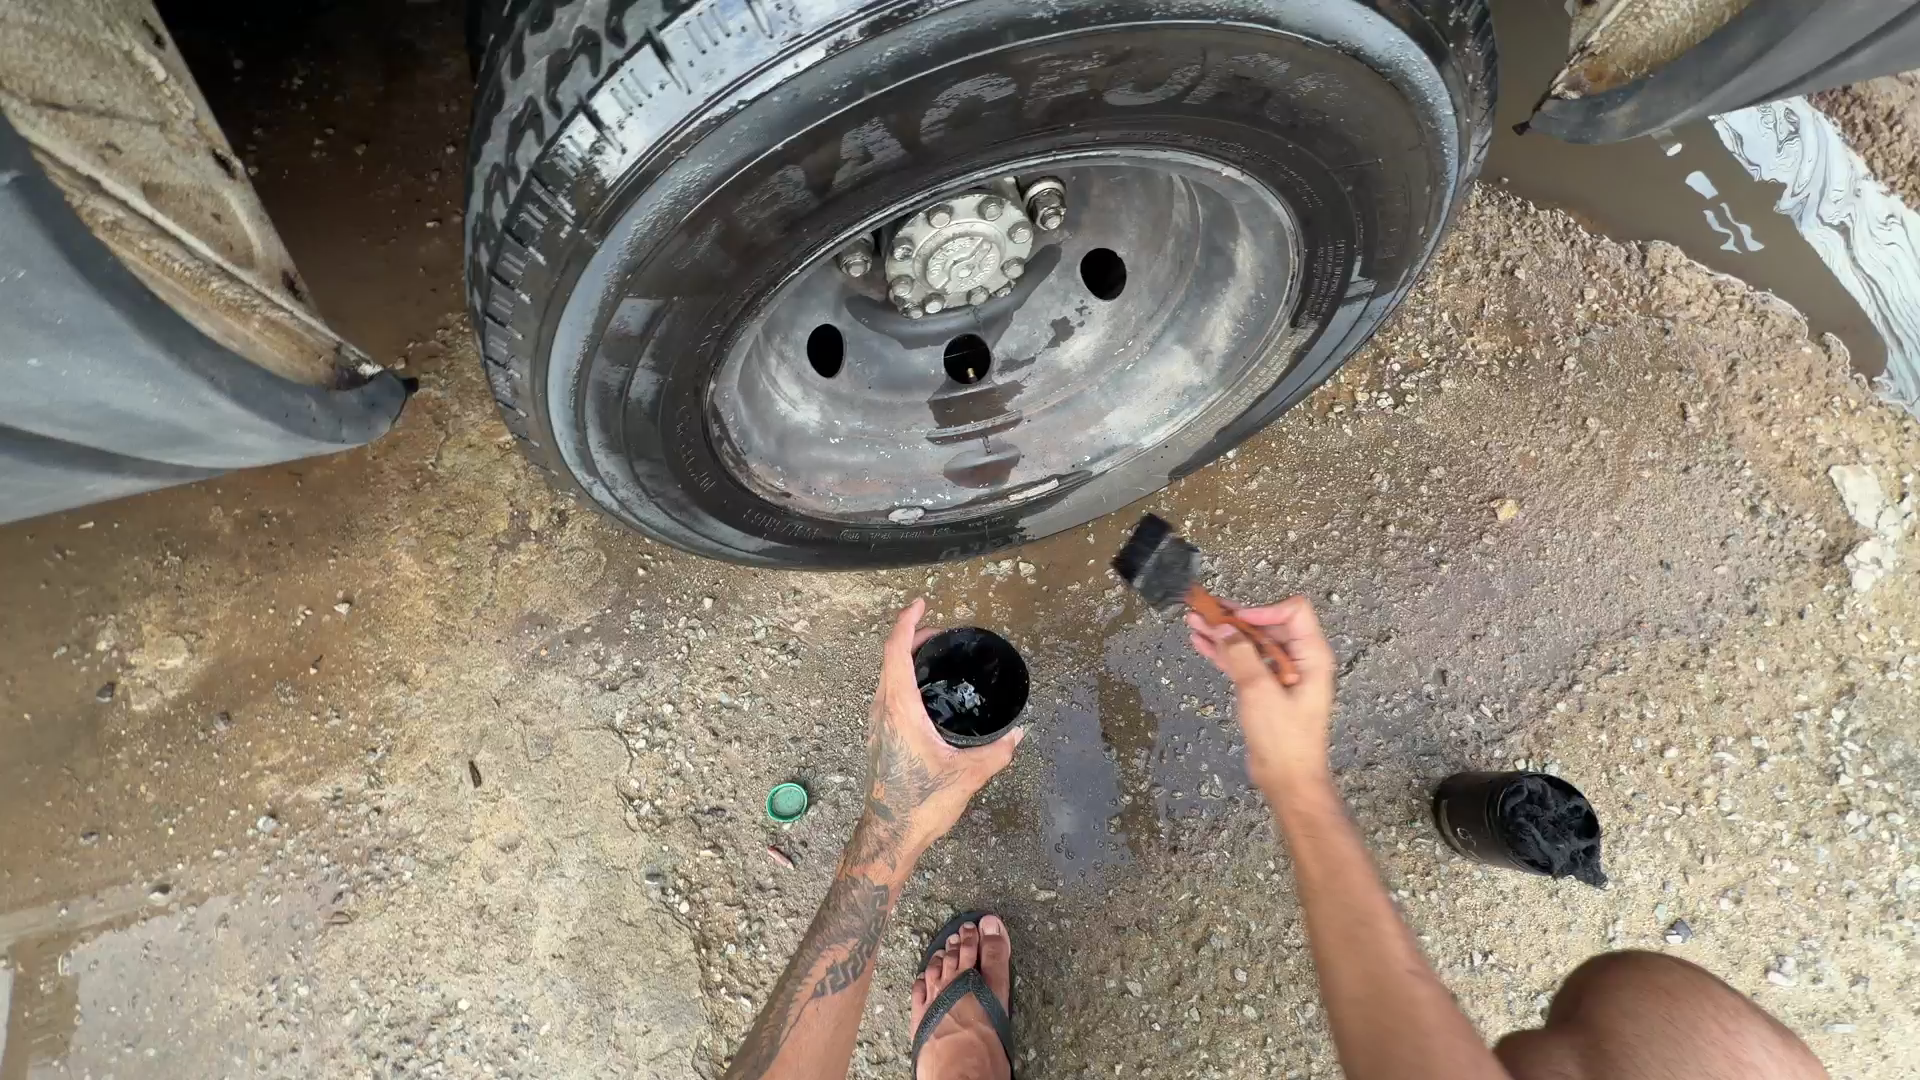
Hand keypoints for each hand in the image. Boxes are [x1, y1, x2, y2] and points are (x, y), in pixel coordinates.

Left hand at [849, 599, 1024, 874]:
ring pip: (885, 675)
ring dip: (903, 655)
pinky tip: (923, 688)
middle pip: (889, 657)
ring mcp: (878, 723)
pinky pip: (887, 691)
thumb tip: (1021, 734)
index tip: (921, 603)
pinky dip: (901, 675)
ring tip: (931, 651)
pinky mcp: (881, 735)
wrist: (889, 836)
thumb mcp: (968, 775)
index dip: (907, 622)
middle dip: (910, 634)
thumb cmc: (921, 804)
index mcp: (900, 709)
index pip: (896, 652)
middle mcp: (883, 710)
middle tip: (938, 628)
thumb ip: (998, 752)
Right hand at [1186, 596, 1335, 798]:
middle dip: (1235, 616)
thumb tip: (1224, 628)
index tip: (1236, 618)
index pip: (1294, 612)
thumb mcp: (1259, 690)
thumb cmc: (1284, 739)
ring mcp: (1280, 675)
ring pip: (1250, 642)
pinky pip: (1243, 661)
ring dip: (1224, 632)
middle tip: (1206, 608)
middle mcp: (1298, 660)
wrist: (1286, 778)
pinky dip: (1223, 651)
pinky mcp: (1265, 688)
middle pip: (1267, 625)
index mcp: (1311, 656)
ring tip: (1195, 621)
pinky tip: (1202, 643)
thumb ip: (1241, 654)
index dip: (1263, 609)